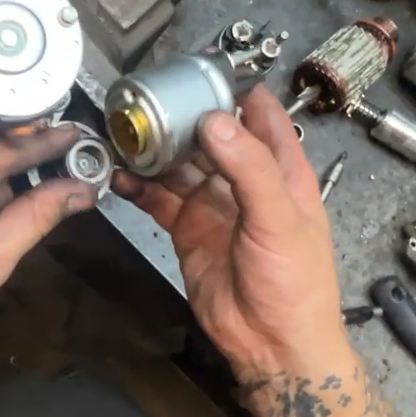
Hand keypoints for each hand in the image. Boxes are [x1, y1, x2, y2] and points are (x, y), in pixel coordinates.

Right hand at [114, 87, 349, 380]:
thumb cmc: (295, 282)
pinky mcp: (186, 230)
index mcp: (280, 170)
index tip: (199, 73)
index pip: (260, 116)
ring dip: (155, 151)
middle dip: (181, 118)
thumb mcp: (279, 218)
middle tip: (147, 103)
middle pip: (210, 136)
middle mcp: (244, 182)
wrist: (271, 343)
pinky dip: (139, 187)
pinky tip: (120, 177)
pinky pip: (159, 200)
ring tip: (126, 135)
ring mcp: (213, 205)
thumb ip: (248, 168)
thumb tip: (214, 121)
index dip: (233, 91)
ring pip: (179, 166)